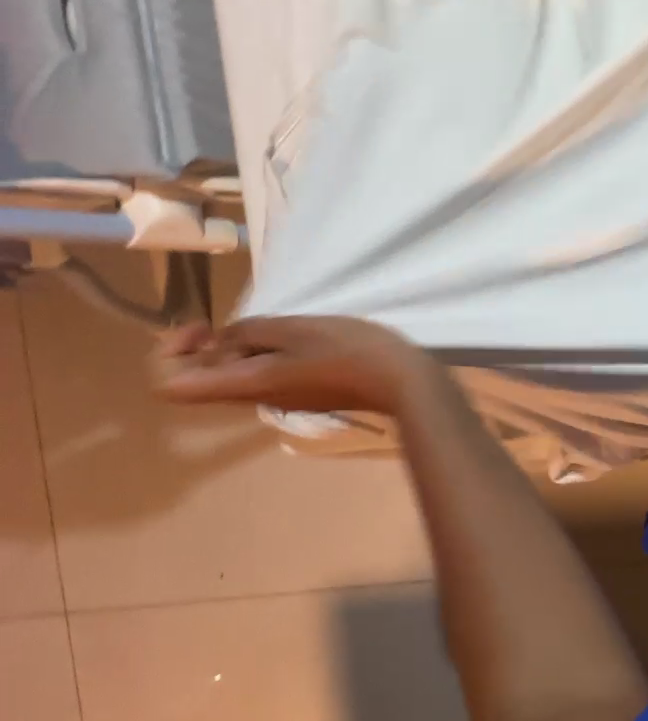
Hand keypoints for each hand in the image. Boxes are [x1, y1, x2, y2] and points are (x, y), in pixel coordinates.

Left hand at [153, 316, 436, 414]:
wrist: (406, 383)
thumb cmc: (351, 352)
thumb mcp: (295, 328)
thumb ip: (248, 331)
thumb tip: (229, 341)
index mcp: (247, 383)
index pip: (171, 384)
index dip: (168, 354)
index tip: (203, 329)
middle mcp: (258, 398)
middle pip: (207, 378)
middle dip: (215, 346)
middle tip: (247, 321)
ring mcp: (286, 399)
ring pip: (242, 375)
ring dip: (250, 348)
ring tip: (285, 327)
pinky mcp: (311, 395)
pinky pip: (272, 376)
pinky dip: (275, 356)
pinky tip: (308, 340)